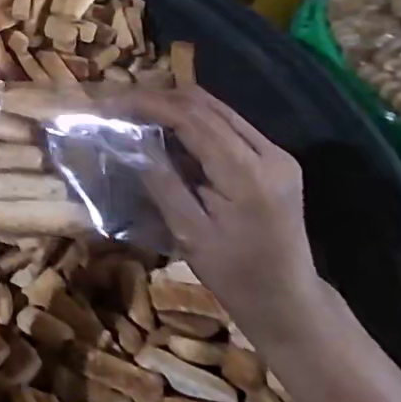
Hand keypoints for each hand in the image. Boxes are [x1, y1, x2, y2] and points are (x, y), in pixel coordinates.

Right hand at [119, 87, 324, 334]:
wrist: (290, 303)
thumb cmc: (235, 275)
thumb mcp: (189, 232)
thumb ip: (161, 181)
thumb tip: (129, 140)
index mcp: (247, 174)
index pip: (191, 119)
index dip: (147, 104)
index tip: (110, 105)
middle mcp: (269, 154)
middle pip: (205, 105)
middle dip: (157, 98)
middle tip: (118, 106)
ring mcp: (276, 154)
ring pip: (217, 108)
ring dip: (174, 105)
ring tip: (136, 113)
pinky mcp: (275, 159)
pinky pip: (227, 123)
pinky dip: (193, 119)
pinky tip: (168, 130)